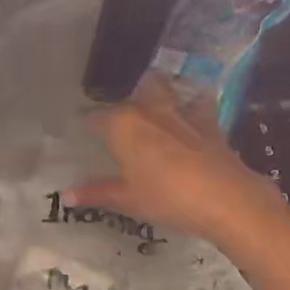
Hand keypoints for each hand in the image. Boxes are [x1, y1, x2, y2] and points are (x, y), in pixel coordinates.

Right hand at [66, 78, 288, 242]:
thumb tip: (66, 196)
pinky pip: (196, 104)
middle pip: (131, 95)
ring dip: (156, 93)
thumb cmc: (166, 197)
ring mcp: (182, 111)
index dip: (89, 124)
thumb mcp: (127, 200)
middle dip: (124, 104)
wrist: (224, 197)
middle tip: (120, 121)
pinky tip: (191, 114)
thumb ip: (97, 193)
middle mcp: (150, 109)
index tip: (84, 131)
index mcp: (123, 124)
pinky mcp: (209, 121)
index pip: (96, 118)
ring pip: (164, 89)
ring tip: (151, 107)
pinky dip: (191, 105)